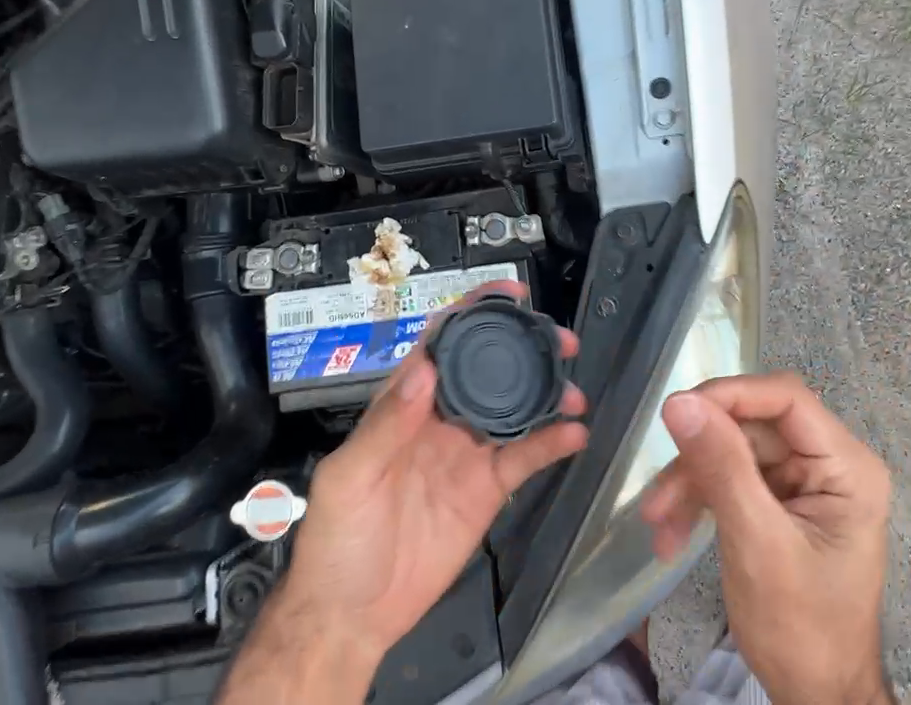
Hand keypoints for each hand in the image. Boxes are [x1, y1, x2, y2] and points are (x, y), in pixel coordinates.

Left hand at [219, 282, 587, 704]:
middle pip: (487, 371)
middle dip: (522, 348)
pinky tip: (575, 433)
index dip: (473, 313)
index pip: (441, 345)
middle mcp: (439, 420)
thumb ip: (386, 426)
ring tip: (573, 389)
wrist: (352, 615)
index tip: (506, 295)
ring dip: (546, 394)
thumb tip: (425, 369)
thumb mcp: (349, 478)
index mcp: (402, 405)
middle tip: (557, 339)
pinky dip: (552, 443)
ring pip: (514, 409)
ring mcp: (466, 453)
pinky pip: (524, 459)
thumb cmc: (335, 543)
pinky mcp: (487, 489)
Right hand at [640, 373, 893, 704]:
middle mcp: (829, 465)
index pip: (786, 399)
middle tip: (656, 495)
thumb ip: (721, 468)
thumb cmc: (801, 628)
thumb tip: (679, 401)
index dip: (730, 396)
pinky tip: (671, 536)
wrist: (815, 697)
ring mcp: (803, 484)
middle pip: (752, 427)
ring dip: (691, 485)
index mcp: (847, 467)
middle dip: (700, 457)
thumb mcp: (756, 544)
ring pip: (733, 453)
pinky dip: (699, 503)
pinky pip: (731, 480)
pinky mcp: (780, 503)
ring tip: (656, 525)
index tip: (676, 412)